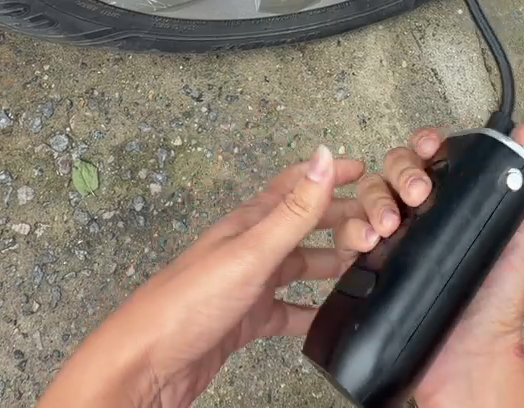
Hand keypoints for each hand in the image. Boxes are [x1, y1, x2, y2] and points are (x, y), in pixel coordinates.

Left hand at [38, 145, 370, 407]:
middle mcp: (250, 246)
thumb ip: (294, 209)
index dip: (329, 173)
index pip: (297, 184)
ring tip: (364, 266)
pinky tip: (329, 317)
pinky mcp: (244, 320)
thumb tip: (325, 156)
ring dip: (330, 262)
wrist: (145, 366)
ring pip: (299, 265)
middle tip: (378, 225)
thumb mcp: (252, 251)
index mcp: (251, 222)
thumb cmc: (189, 303)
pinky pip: (287, 310)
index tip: (364, 169)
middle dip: (340, 220)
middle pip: (303, 224)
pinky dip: (310, 310)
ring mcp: (247, 284)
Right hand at [336, 124, 523, 407]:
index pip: (427, 155)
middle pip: (393, 166)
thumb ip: (523, 185)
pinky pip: (348, 237)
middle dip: (401, 170)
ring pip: (368, 193)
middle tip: (418, 193)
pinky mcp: (370, 267)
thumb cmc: (499, 300)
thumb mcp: (519, 236)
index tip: (431, 147)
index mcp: (447, 199)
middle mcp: (416, 213)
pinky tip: (368, 240)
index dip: (424, 143)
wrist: (473, 359)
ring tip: (390, 224)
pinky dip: (352, 231)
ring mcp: (391, 238)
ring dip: (375, 199)